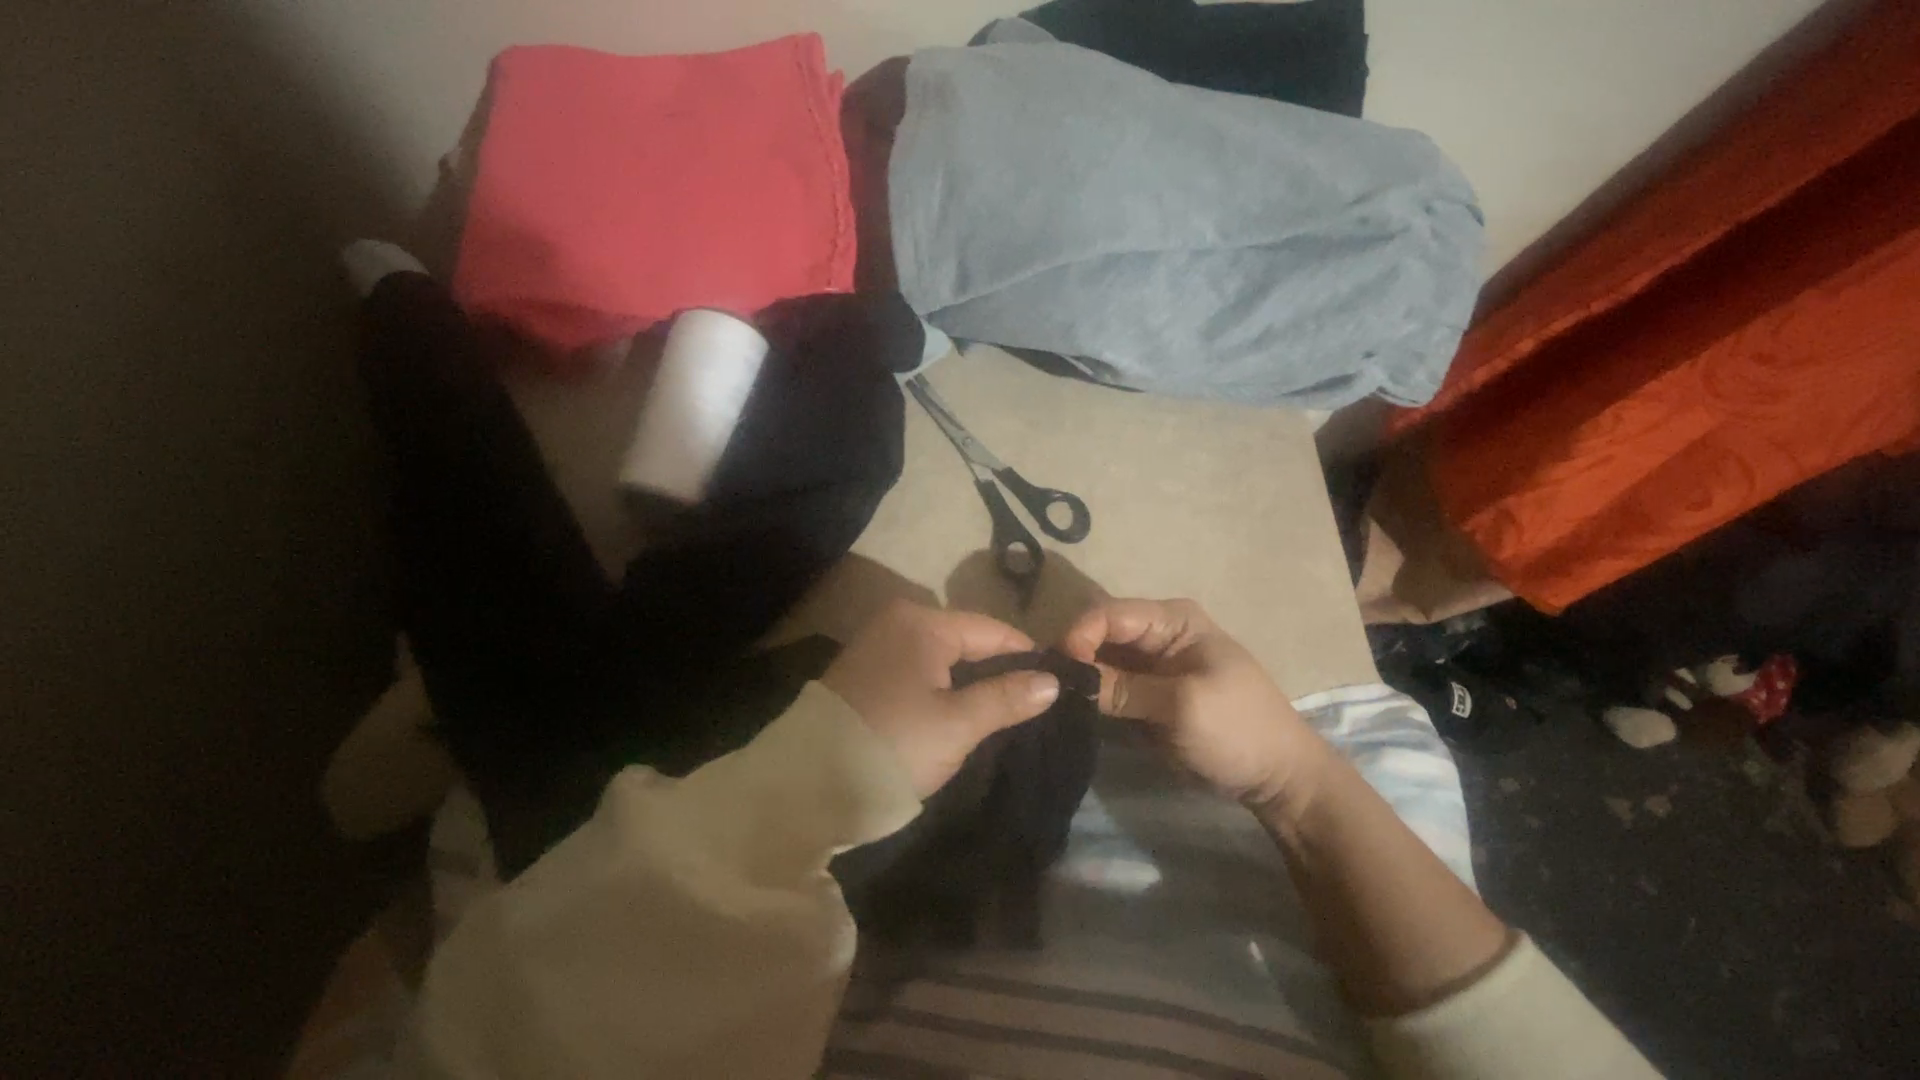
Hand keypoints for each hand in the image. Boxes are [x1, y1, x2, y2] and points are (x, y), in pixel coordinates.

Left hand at [823, 600, 1060, 795]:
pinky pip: (918, 669)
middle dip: (997, 669)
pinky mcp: (863, 670)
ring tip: (1000, 711)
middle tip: (1031, 702)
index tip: (1056, 684)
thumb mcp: (958, 724)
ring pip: (942, 656)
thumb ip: (1006, 698)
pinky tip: (957, 711)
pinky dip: (940, 686)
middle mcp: (897, 620)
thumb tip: (1053, 681)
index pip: (992, 631)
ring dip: (968, 680)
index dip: (1026, 657)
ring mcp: (876, 644)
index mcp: (922, 622)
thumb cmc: (895, 744)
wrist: (811, 783)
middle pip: (966, 640)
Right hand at [1062, 598, 1333, 807]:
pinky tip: (1064, 711)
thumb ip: (1123, 688)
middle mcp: (1155, 635)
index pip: (1109, 614)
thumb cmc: (1239, 729)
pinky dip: (1086, 698)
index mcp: (1172, 620)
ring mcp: (1146, 667)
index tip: (1058, 672)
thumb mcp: (1182, 706)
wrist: (1275, 777)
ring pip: (1096, 661)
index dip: (1079, 636)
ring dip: (1076, 679)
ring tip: (1048, 701)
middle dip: (1071, 656)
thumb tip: (1065, 679)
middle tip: (1044, 688)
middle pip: (1097, 634)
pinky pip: (1104, 688)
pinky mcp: (1140, 697)